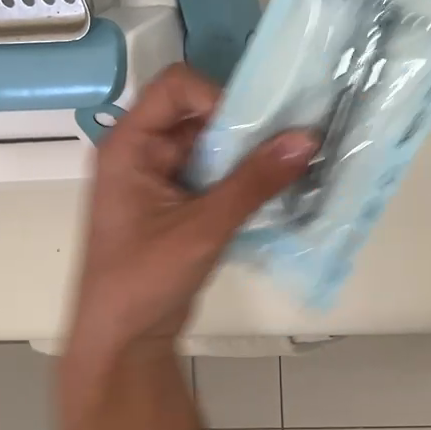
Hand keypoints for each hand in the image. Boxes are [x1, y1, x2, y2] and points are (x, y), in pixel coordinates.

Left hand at [66, 63, 316, 360]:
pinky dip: (248, 175)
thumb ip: (256, 181)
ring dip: (251, 152)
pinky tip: (277, 188)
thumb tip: (308, 137)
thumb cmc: (144, 281)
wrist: (122, 343)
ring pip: (216, 142)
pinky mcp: (182, 200)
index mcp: (128, 145)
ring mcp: (162, 176)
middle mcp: (143, 151)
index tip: (250, 131)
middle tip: (288, 143)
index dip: (216, 96)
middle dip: (245, 125)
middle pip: (201, 111)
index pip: (176, 86)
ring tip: (289, 166)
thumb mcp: (203, 227)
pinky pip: (220, 170)